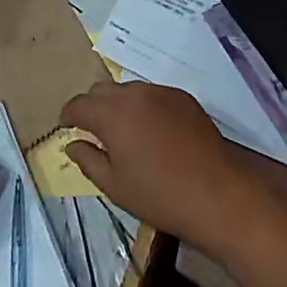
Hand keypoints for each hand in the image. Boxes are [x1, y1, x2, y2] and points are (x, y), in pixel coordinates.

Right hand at [60, 81, 270, 255]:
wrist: (219, 196)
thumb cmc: (160, 196)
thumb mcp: (114, 186)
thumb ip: (88, 159)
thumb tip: (74, 144)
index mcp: (111, 114)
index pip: (79, 104)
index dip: (69, 115)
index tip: (67, 127)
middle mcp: (134, 94)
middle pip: (101, 91)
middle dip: (92, 107)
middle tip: (94, 132)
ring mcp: (161, 93)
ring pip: (128, 90)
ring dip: (119, 105)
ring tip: (126, 133)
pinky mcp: (183, 98)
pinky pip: (153, 95)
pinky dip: (144, 107)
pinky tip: (154, 133)